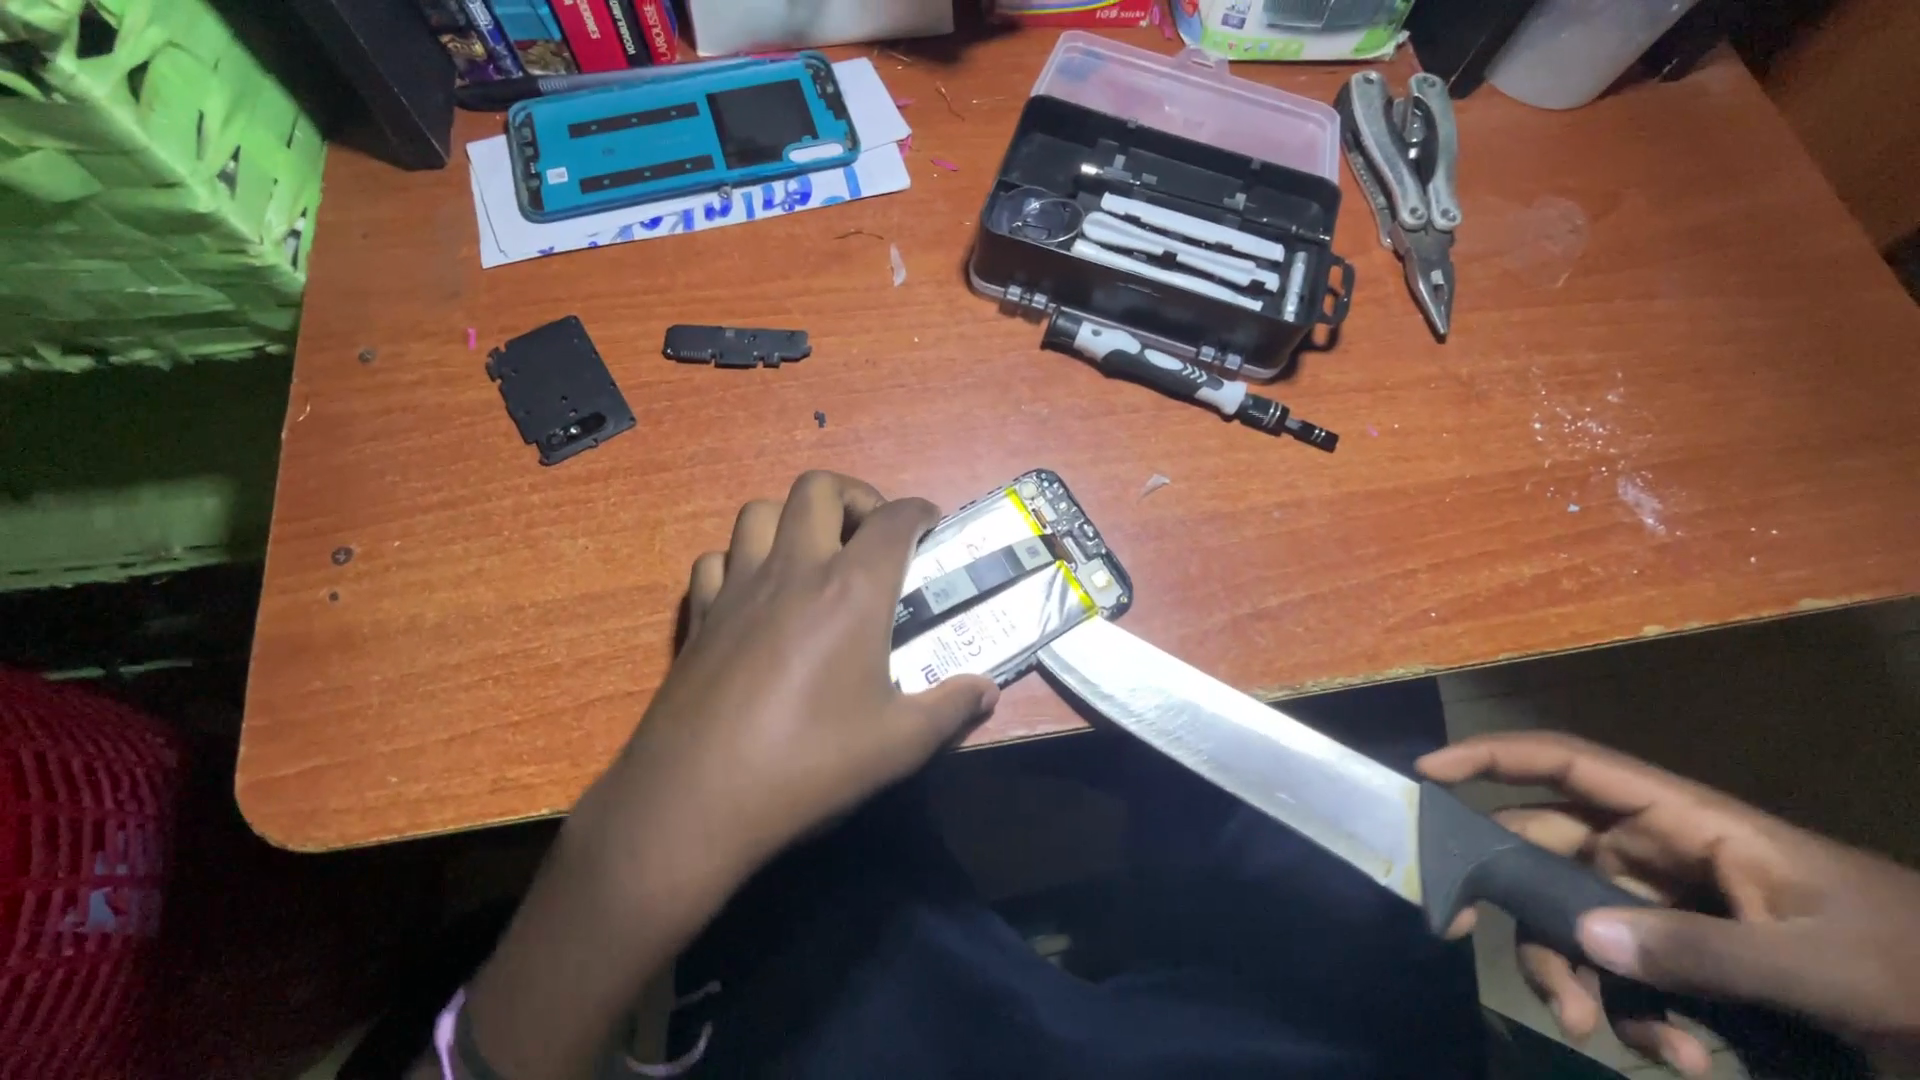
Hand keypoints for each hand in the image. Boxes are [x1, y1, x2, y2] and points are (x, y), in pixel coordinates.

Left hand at [593, 470, 999, 884]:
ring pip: (759, 510)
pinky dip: (740, 561)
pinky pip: (716, 560)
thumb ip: (951, 709)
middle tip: (871, 537)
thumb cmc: (809, 765)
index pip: (894, 519)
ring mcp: (738, 587)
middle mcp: (794, 570)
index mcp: (852, 590)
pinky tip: (754, 595)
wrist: (697, 799)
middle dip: (854, 497)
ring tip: (814, 557)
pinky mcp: (699, 614)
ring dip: (793, 519)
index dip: (921, 513)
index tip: (932, 528)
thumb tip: (987, 691)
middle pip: (819, 488)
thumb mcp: (899, 745)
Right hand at [1417, 732, 1919, 1076]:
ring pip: (1568, 919)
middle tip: (1457, 931)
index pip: (1568, 764)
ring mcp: (1664, 907)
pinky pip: (1618, 974)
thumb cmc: (1917, 967)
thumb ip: (1704, 952)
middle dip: (1506, 894)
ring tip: (1593, 1032)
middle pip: (1544, 850)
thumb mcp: (1825, 965)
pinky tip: (1675, 1058)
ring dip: (1567, 972)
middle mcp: (1657, 855)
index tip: (1427, 775)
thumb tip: (1582, 938)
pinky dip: (1628, 1015)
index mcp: (1685, 821)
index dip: (1491, 757)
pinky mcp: (1680, 959)